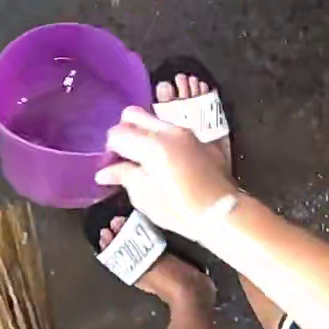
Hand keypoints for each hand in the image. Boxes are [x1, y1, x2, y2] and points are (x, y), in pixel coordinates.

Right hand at [96, 107, 238, 237]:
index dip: (111, 150)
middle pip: (132, 115)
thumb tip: (105, 172)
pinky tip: (165, 161)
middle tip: (125, 156)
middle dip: (124, 132)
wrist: (224, 214)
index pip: (117, 133)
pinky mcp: (198, 139)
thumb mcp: (146, 198)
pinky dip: (160, 139)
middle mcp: (168, 131)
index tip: (113, 166)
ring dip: (143, 133)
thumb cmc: (182, 212)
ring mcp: (185, 132)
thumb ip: (124, 176)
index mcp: (152, 146)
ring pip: (152, 119)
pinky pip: (171, 130)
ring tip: (144, 159)